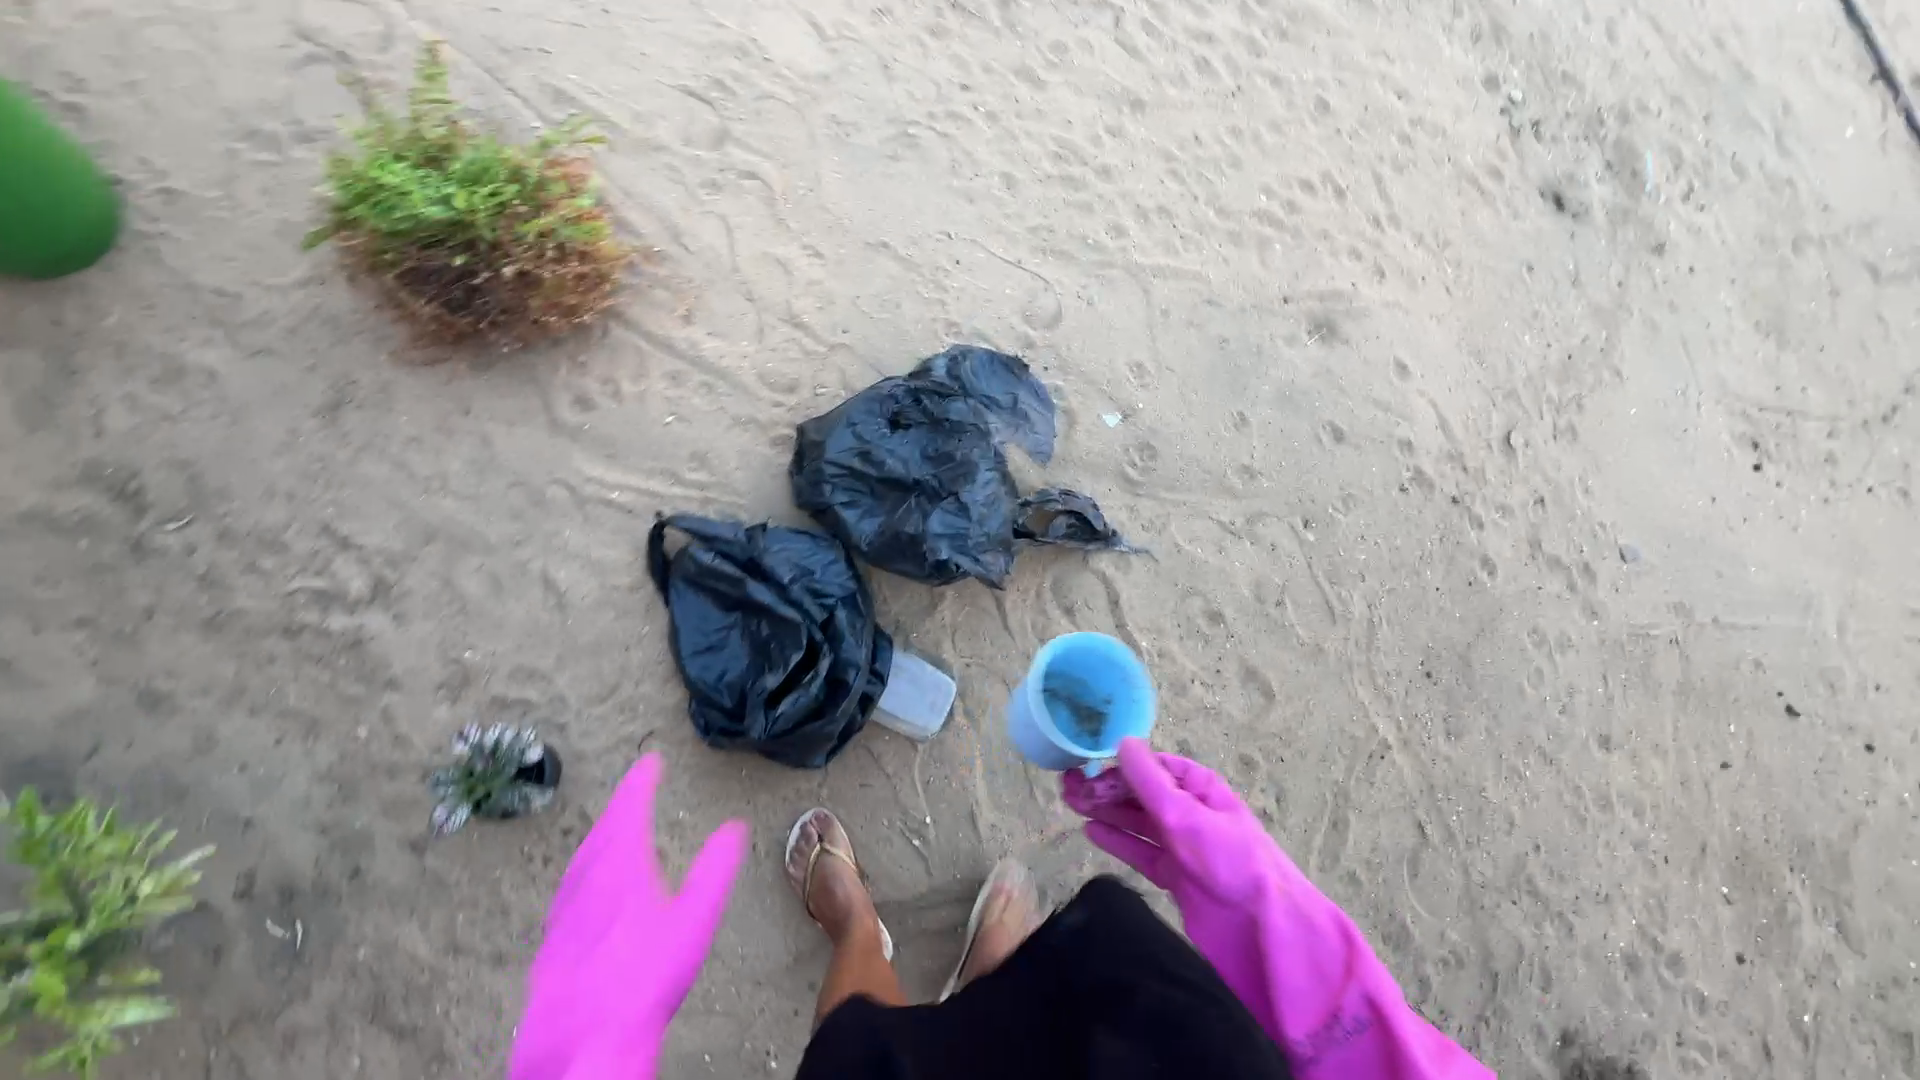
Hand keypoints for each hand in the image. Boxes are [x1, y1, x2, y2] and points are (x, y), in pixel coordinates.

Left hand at [510, 755, 748, 1079]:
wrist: (586, 1041)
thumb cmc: (648, 977)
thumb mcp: (696, 918)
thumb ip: (715, 868)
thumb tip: (735, 826)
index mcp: (621, 868)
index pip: (629, 811)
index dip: (640, 782)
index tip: (650, 760)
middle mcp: (586, 883)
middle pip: (601, 833)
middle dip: (619, 807)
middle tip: (634, 789)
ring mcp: (563, 914)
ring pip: (581, 861)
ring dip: (600, 837)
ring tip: (613, 830)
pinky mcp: (551, 943)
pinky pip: (569, 890)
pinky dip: (584, 871)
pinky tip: (588, 890)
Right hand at [1062, 736, 1289, 909]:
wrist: (1261, 929)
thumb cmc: (1229, 860)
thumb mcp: (1186, 814)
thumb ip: (1150, 780)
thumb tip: (1122, 742)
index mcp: (1200, 788)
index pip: (1154, 766)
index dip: (1121, 765)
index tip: (1087, 765)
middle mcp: (1189, 811)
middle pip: (1141, 793)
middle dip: (1107, 788)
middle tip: (1067, 786)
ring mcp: (1181, 844)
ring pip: (1136, 821)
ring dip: (1106, 812)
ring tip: (1070, 803)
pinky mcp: (1173, 874)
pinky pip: (1139, 851)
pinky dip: (1116, 841)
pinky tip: (1091, 831)